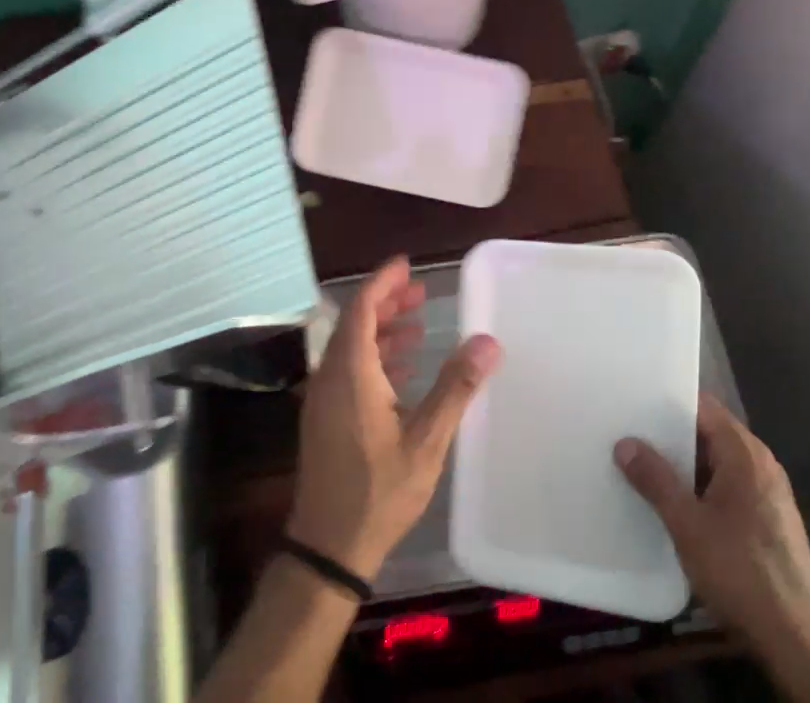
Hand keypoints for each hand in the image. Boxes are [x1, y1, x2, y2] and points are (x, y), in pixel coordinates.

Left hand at [287, 257, 502, 579]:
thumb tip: (487, 342)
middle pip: (354, 324)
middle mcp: (330, 378)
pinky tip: (404, 370)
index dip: (383, 283)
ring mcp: (323, 400)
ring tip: (418, 326)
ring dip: (381, 331)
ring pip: (350, 349)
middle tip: (420, 291)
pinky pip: (348, 371)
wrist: (329, 544)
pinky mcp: (325, 419)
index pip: (361, 310)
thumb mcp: (426, 441)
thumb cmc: (378, 491)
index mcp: (350, 374)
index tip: (407, 265)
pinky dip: (375, 359)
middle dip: (385, 303)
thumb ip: (455, 389)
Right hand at [614, 394, 809, 649]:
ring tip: (635, 464)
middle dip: (667, 434)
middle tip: (623, 431)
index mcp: (746, 455)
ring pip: (714, 464)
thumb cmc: (741, 571)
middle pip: (708, 434)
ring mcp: (765, 494)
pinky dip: (696, 488)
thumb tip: (625, 442)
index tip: (630, 398)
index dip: (668, 400)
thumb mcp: (688, 525)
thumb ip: (656, 480)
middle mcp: (760, 465)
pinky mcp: (764, 520)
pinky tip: (667, 503)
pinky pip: (723, 488)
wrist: (796, 636)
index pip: (704, 407)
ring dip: (680, 465)